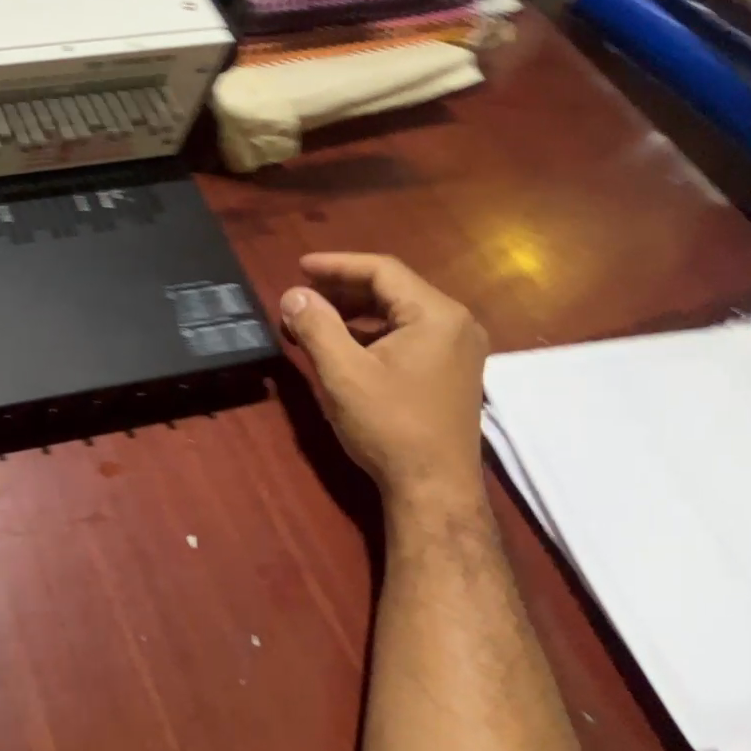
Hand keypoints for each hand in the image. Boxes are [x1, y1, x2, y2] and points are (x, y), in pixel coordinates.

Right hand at [278, 253, 488, 501]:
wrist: (433, 486)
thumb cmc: (389, 425)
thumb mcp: (343, 374)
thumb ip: (316, 327)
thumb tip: (294, 295)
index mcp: (435, 315)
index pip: (382, 271)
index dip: (337, 265)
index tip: (299, 266)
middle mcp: (455, 323)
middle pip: (393, 289)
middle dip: (342, 289)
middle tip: (301, 294)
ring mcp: (457, 349)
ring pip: (398, 313)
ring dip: (354, 312)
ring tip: (312, 319)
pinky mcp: (450, 371)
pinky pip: (407, 335)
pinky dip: (371, 333)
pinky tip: (341, 346)